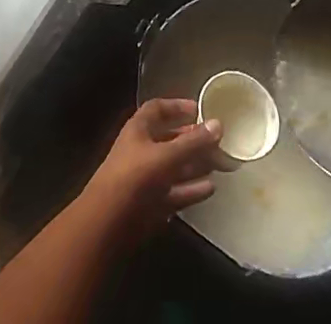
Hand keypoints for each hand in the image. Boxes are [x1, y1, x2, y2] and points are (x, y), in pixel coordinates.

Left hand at [80, 99, 236, 240]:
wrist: (108, 223)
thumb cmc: (134, 177)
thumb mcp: (166, 155)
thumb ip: (193, 142)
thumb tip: (218, 124)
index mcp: (138, 130)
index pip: (157, 109)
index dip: (177, 106)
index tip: (199, 109)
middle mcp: (142, 150)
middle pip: (171, 139)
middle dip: (194, 139)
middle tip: (220, 141)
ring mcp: (146, 178)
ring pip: (176, 166)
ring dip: (197, 164)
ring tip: (222, 163)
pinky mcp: (152, 203)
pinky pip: (176, 191)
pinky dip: (192, 189)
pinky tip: (211, 188)